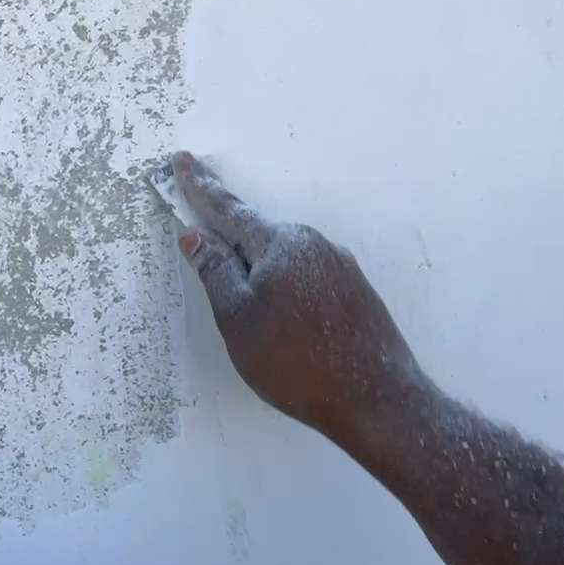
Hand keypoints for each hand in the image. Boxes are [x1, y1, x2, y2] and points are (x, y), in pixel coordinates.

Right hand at [171, 152, 430, 445]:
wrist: (380, 404)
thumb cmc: (295, 361)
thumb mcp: (237, 317)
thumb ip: (214, 270)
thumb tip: (196, 234)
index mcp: (282, 244)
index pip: (229, 208)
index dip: (200, 186)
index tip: (183, 160)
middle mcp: (314, 245)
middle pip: (256, 231)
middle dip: (227, 234)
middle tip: (200, 241)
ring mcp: (340, 268)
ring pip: (280, 256)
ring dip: (254, 265)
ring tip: (241, 302)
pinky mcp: (354, 293)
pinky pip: (302, 273)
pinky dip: (278, 281)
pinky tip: (278, 315)